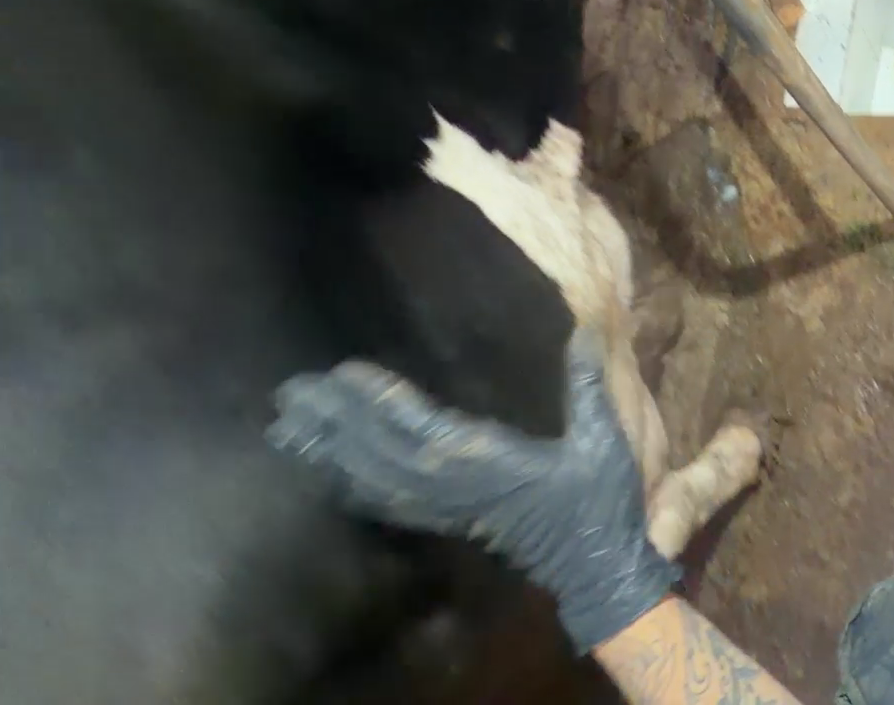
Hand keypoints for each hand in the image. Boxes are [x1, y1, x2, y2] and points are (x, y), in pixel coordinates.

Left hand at [266, 327, 678, 649]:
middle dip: (336, 421)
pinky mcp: (446, 521)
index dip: (379, 401)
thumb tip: (582, 331)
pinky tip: (330, 472)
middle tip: (292, 391)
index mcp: (489, 460)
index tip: (344, 373)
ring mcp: (445, 508)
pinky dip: (349, 486)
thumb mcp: (603, 438)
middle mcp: (454, 486)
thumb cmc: (599, 497)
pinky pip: (385, 504)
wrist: (594, 563)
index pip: (420, 428)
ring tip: (290, 426)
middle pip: (380, 453)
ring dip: (330, 452)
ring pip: (372, 480)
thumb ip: (588, 386)